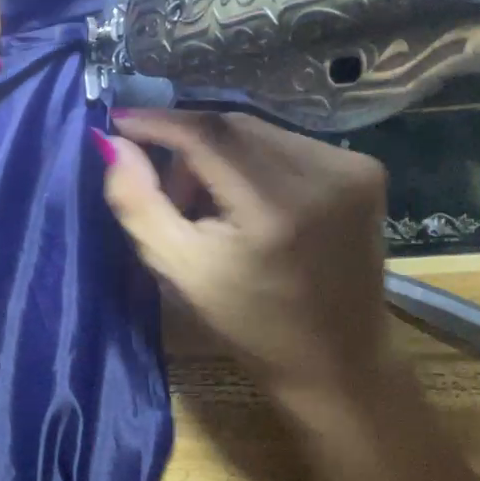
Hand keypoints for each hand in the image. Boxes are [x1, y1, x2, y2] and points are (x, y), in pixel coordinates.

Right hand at [95, 109, 394, 411]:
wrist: (335, 359)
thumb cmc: (247, 322)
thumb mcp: (176, 269)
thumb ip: (137, 203)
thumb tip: (110, 144)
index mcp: (275, 205)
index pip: (206, 133)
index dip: (157, 121)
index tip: (117, 122)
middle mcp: (324, 173)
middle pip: (232, 125)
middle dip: (185, 144)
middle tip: (162, 187)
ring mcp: (352, 167)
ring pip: (258, 131)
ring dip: (217, 152)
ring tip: (204, 204)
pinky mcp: (368, 168)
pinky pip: (286, 143)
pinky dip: (250, 159)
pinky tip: (243, 201)